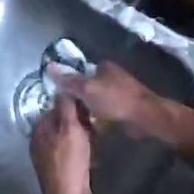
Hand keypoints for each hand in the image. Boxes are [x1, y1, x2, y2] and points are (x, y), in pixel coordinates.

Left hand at [31, 94, 93, 193]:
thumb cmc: (70, 161)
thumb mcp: (70, 128)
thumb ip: (66, 106)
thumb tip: (62, 84)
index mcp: (39, 128)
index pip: (57, 105)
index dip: (75, 104)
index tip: (91, 107)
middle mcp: (39, 140)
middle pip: (63, 121)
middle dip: (81, 121)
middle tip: (96, 125)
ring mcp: (47, 156)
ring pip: (69, 137)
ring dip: (84, 136)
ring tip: (97, 140)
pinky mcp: (58, 169)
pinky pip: (72, 151)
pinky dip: (82, 150)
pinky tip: (92, 156)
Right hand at [51, 63, 185, 145]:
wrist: (144, 117)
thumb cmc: (115, 99)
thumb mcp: (87, 88)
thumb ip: (69, 80)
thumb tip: (49, 67)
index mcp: (104, 67)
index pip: (80, 70)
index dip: (68, 81)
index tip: (57, 94)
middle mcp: (111, 77)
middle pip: (86, 86)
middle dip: (76, 97)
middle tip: (62, 110)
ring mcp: (118, 93)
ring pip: (94, 100)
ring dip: (85, 109)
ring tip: (70, 120)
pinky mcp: (122, 108)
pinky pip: (103, 111)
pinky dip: (96, 117)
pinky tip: (86, 126)